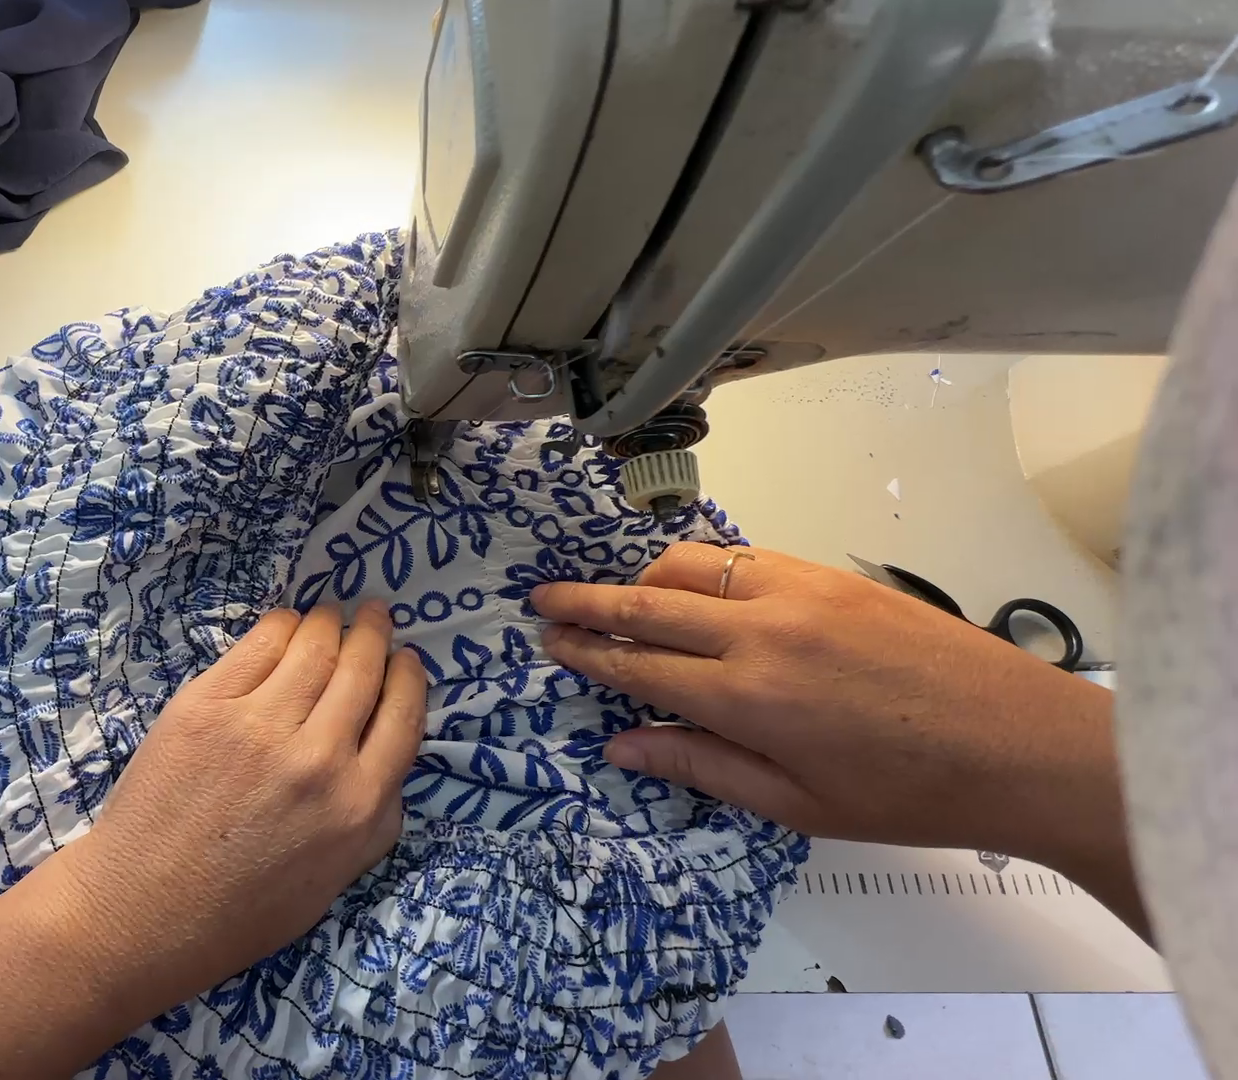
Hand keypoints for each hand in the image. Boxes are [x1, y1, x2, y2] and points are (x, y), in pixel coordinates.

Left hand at [53, 602, 427, 996]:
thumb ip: (376, 820)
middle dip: (374, 632)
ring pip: (313, 646)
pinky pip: (259, 644)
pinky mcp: (207, 703)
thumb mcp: (336, 881)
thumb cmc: (243, 908)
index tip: (405, 658)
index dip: (409, 677)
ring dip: (329, 621)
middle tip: (374, 613)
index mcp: (357, 805)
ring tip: (332, 612)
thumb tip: (386, 754)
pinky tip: (287, 623)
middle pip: (361, 669)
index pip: (403, 716)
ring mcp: (259, 724)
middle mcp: (318, 756)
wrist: (146, 909)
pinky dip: (282, 625)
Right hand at [530, 544, 1139, 929]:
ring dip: (640, 579)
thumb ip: (697, 765)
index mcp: (746, 700)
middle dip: (582, 601)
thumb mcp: (794, 805)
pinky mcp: (826, 572)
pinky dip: (697, 567)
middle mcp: (758, 634)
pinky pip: (738, 555)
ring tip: (623, 599)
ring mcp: (793, 592)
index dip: (585, 652)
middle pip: (643, 603)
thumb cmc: (905, 793)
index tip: (549, 641)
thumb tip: (617, 746)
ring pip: (685, 564)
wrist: (1030, 748)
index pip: (636, 664)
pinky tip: (694, 586)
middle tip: (541, 597)